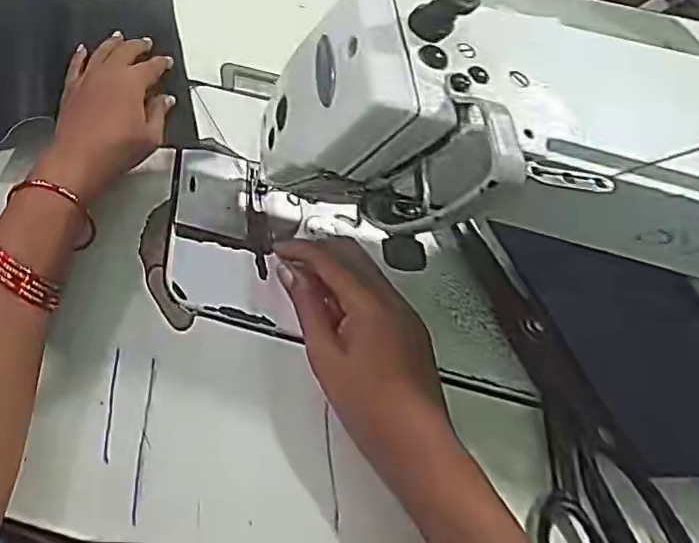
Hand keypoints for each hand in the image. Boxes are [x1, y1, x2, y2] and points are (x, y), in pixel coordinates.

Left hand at [35, 33, 174, 203]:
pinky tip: (82, 50)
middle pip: (127, 51)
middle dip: (138, 45)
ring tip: (118, 38)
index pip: (152, 66)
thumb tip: (164, 101)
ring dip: (113, 43)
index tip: (165, 62)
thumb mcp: (150, 137)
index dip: (161, 63)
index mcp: (132, 82)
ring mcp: (88, 78)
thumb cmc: (112, 150)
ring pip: (102, 51)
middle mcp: (109, 74)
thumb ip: (159, 113)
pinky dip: (81, 55)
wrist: (77, 160)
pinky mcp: (71, 88)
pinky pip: (77, 64)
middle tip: (145, 43)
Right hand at [275, 238, 449, 456]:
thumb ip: (306, 305)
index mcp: (371, 304)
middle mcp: (393, 303)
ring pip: (364, 268)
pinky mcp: (409, 328)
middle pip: (351, 254)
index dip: (299, 249)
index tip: (281, 251)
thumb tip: (293, 275)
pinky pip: (375, 289)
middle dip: (317, 251)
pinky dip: (350, 285)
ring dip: (333, 266)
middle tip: (290, 260)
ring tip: (305, 283)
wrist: (417, 448)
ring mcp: (405, 315)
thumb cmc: (376, 410)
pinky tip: (332, 304)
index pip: (329, 258)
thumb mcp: (324, 353)